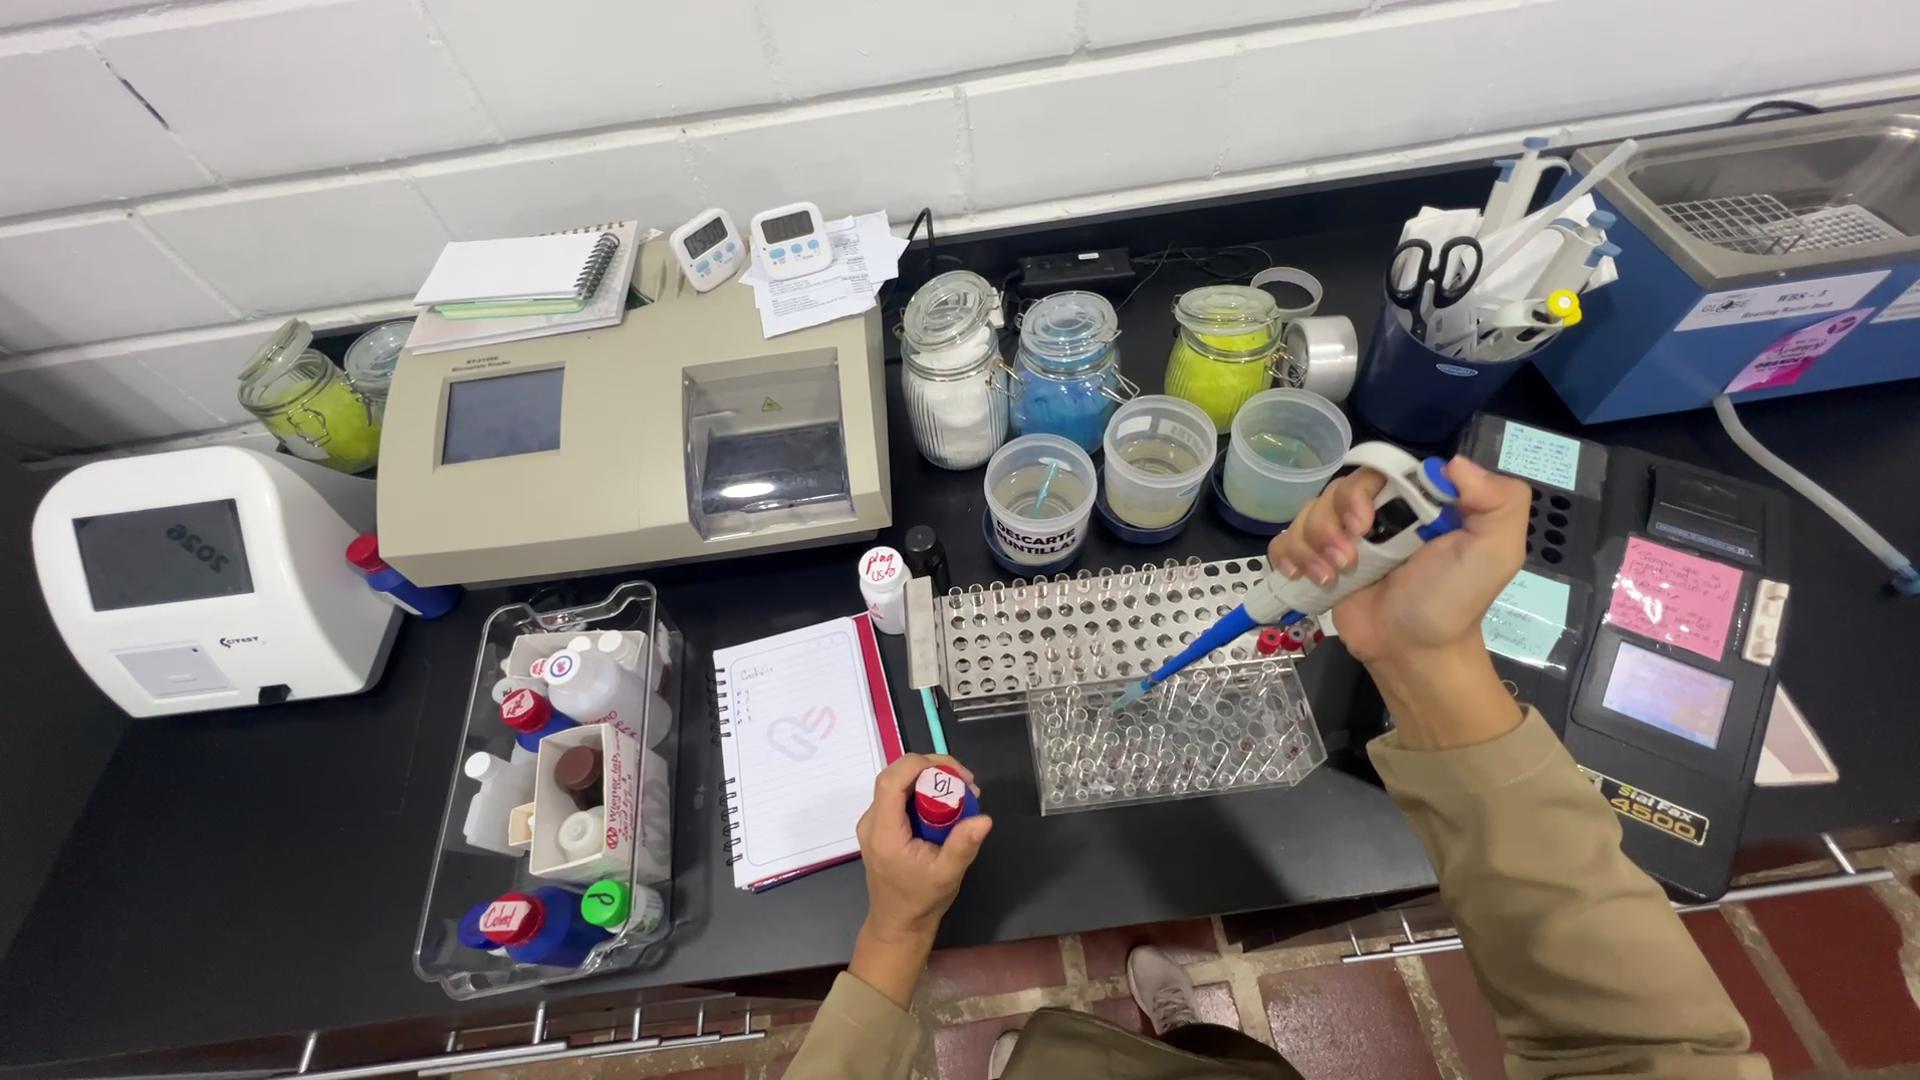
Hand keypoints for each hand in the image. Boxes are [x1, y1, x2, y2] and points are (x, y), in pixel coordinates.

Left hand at [849, 753, 992, 1006]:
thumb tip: (984, 819)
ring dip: (927, 775)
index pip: (891, 782)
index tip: (954, 773)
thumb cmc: (921, 900)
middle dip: (930, 767)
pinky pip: (898, 793)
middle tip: (963, 778)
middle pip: (894, 775)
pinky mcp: (880, 823)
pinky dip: (921, 787)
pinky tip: (945, 798)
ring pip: (897, 781)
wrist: (899, 923)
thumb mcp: (947, 875)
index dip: (920, 766)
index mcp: (884, 833)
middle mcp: (872, 821)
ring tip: (959, 787)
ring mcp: (872, 821)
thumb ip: (963, 845)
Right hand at [1267, 456, 1529, 747]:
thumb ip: (1499, 501)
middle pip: (1333, 491)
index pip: (1374, 471)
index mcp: (1413, 503)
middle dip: (1330, 525)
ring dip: (1310, 547)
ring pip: (1305, 515)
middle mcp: (1376, 515)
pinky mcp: (1316, 562)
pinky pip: (1285, 541)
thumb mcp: (1494, 552)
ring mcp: (1342, 538)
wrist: (1412, 652)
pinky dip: (1288, 556)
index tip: (1363, 523)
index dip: (1359, 491)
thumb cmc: (1450, 602)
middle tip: (1348, 559)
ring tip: (1331, 577)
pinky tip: (1302, 576)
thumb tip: (1454, 463)